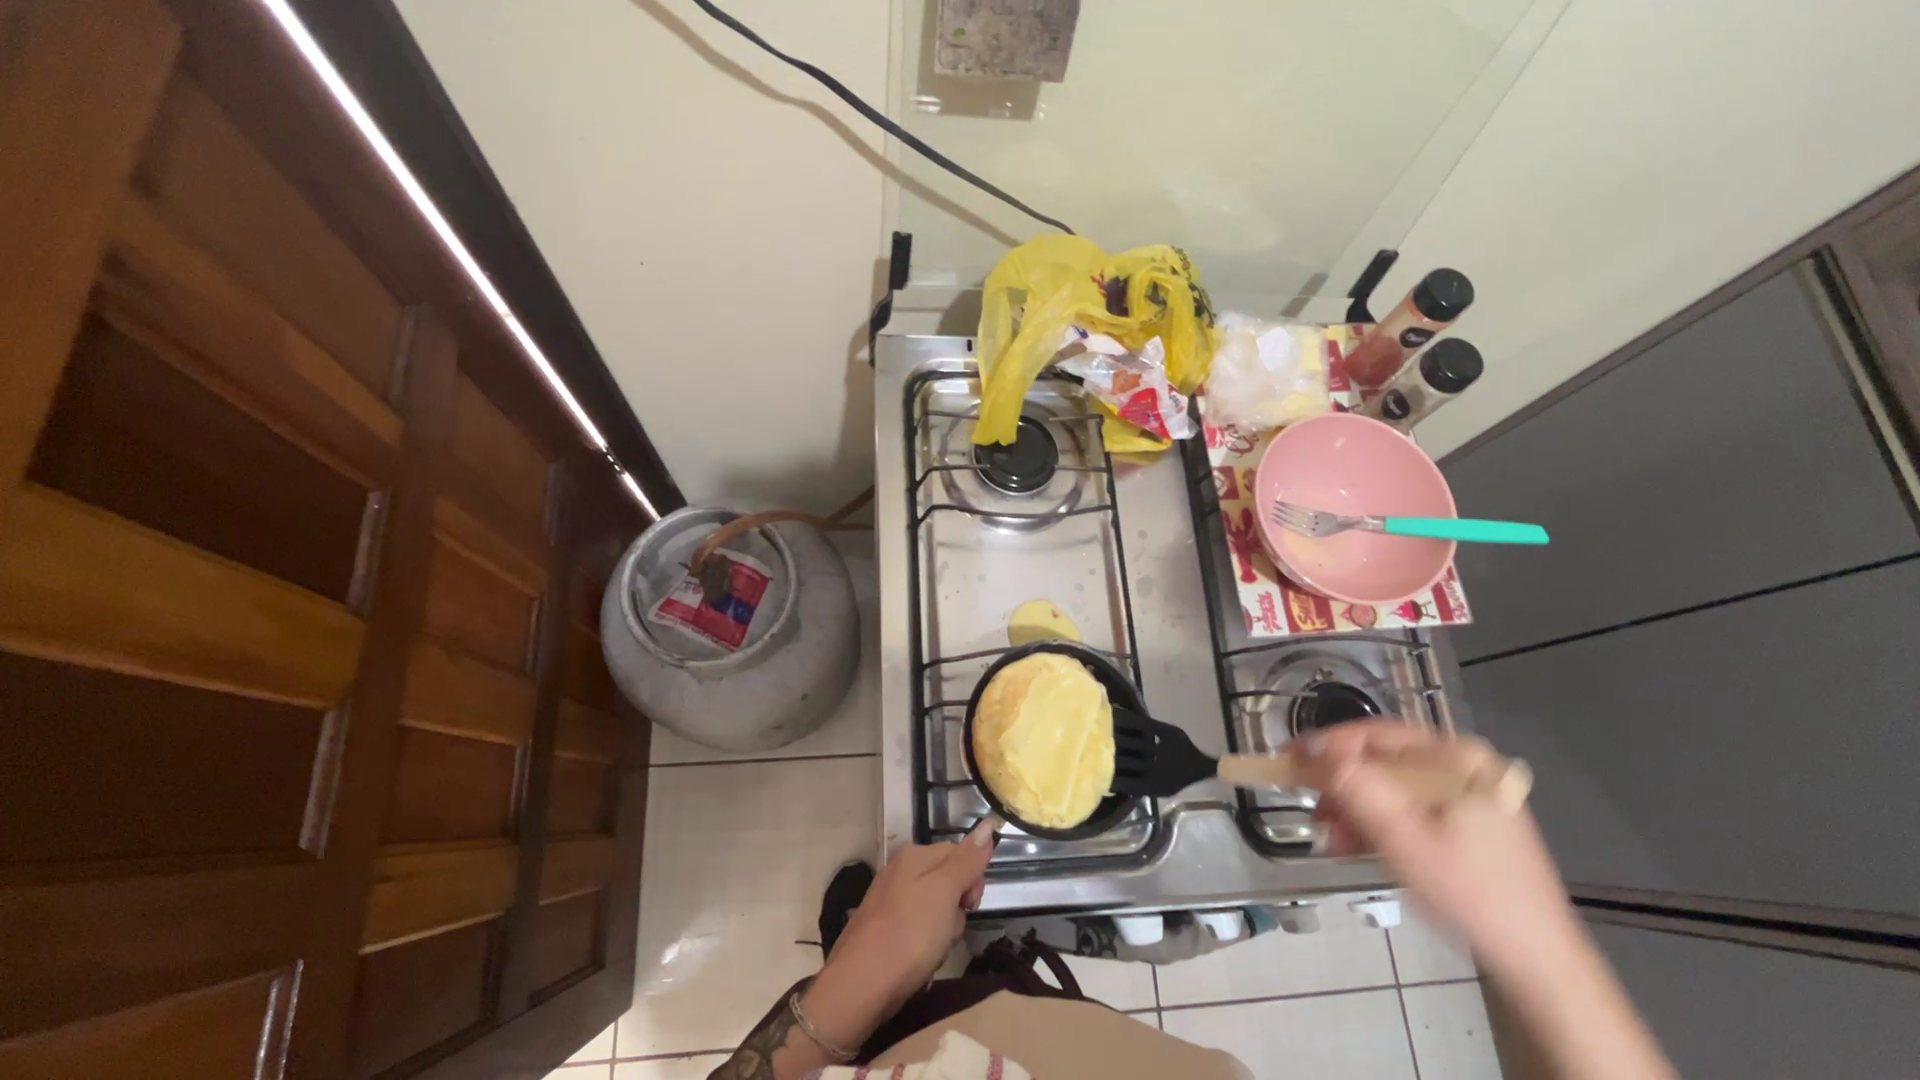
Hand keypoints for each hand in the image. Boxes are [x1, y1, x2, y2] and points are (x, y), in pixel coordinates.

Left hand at [797, 822, 994, 1050]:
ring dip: (943, 933)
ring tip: (932, 951)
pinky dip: (926, 946)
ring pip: (937, 911)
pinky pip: (920, 930)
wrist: (860, 986)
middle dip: (957, 910)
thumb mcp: (944, 892)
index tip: (969, 906)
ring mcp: (890, 901)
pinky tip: (919, 962)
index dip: (972, 881)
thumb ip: (967, 860)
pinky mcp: (885, 929)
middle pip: (949, 883)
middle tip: (947, 930)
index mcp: (914, 856)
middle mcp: (900, 871)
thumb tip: (987, 825)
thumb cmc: (908, 935)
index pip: (961, 855)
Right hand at [1292, 721, 1580, 975]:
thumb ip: (1355, 787)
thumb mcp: (1401, 837)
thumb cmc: (1468, 892)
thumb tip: (1313, 751)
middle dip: (1341, 787)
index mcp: (1456, 757)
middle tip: (1313, 813)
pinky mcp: (1470, 817)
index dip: (1324, 746)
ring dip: (1357, 809)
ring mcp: (1470, 790)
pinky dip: (1381, 823)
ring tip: (1335, 842)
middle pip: (1382, 760)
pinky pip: (1411, 806)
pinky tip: (1361, 848)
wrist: (1537, 955)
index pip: (1374, 735)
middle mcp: (1465, 763)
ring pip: (1392, 785)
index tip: (1286, 761)